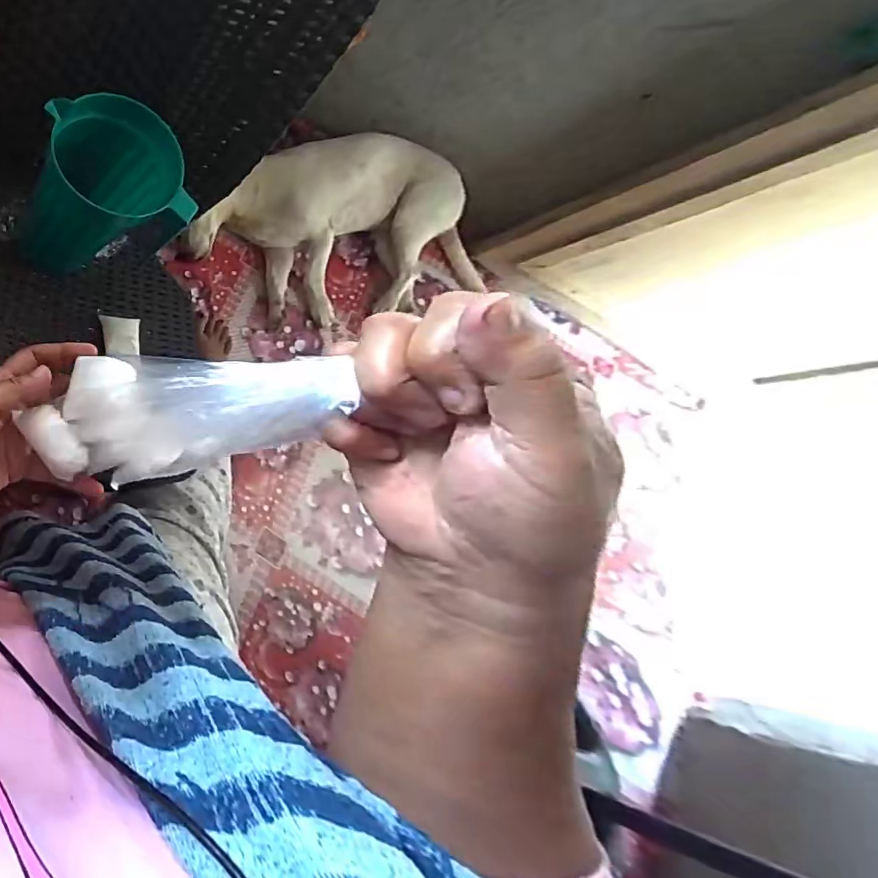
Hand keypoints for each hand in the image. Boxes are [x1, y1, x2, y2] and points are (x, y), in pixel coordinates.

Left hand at [0, 342, 99, 510]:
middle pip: (52, 395)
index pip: (34, 362)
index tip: (90, 354)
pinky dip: (71, 476)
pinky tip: (92, 485)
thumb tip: (48, 373)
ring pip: (57, 432)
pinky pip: (51, 468)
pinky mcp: (20, 467)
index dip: (60, 354)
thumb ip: (13, 392)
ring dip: (80, 435)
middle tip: (111, 399)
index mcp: (0, 387)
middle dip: (79, 395)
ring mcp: (19, 439)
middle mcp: (14, 410)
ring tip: (110, 440)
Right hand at [322, 292, 623, 629]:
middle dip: (410, 378)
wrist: (466, 574)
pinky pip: (328, 392)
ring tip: (405, 437)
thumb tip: (491, 303)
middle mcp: (458, 365)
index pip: (461, 310)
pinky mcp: (363, 417)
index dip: (449, 348)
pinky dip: (344, 426)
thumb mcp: (549, 449)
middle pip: (399, 325)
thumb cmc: (529, 516)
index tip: (468, 403)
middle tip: (442, 423)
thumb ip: (528, 373)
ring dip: (375, 399)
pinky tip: (375, 454)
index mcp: (515, 361)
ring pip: (358, 350)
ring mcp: (406, 389)